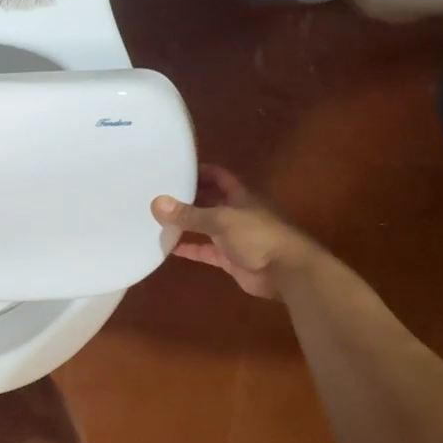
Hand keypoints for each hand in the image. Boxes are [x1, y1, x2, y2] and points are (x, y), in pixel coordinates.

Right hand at [151, 166, 317, 299]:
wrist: (285, 272)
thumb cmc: (258, 236)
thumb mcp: (221, 220)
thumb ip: (189, 213)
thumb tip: (156, 202)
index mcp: (241, 196)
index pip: (218, 176)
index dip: (200, 171)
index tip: (174, 169)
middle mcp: (237, 213)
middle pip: (209, 200)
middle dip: (187, 198)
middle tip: (158, 194)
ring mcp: (233, 237)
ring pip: (205, 226)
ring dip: (185, 224)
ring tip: (157, 219)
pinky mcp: (229, 258)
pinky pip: (204, 250)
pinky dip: (188, 248)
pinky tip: (167, 247)